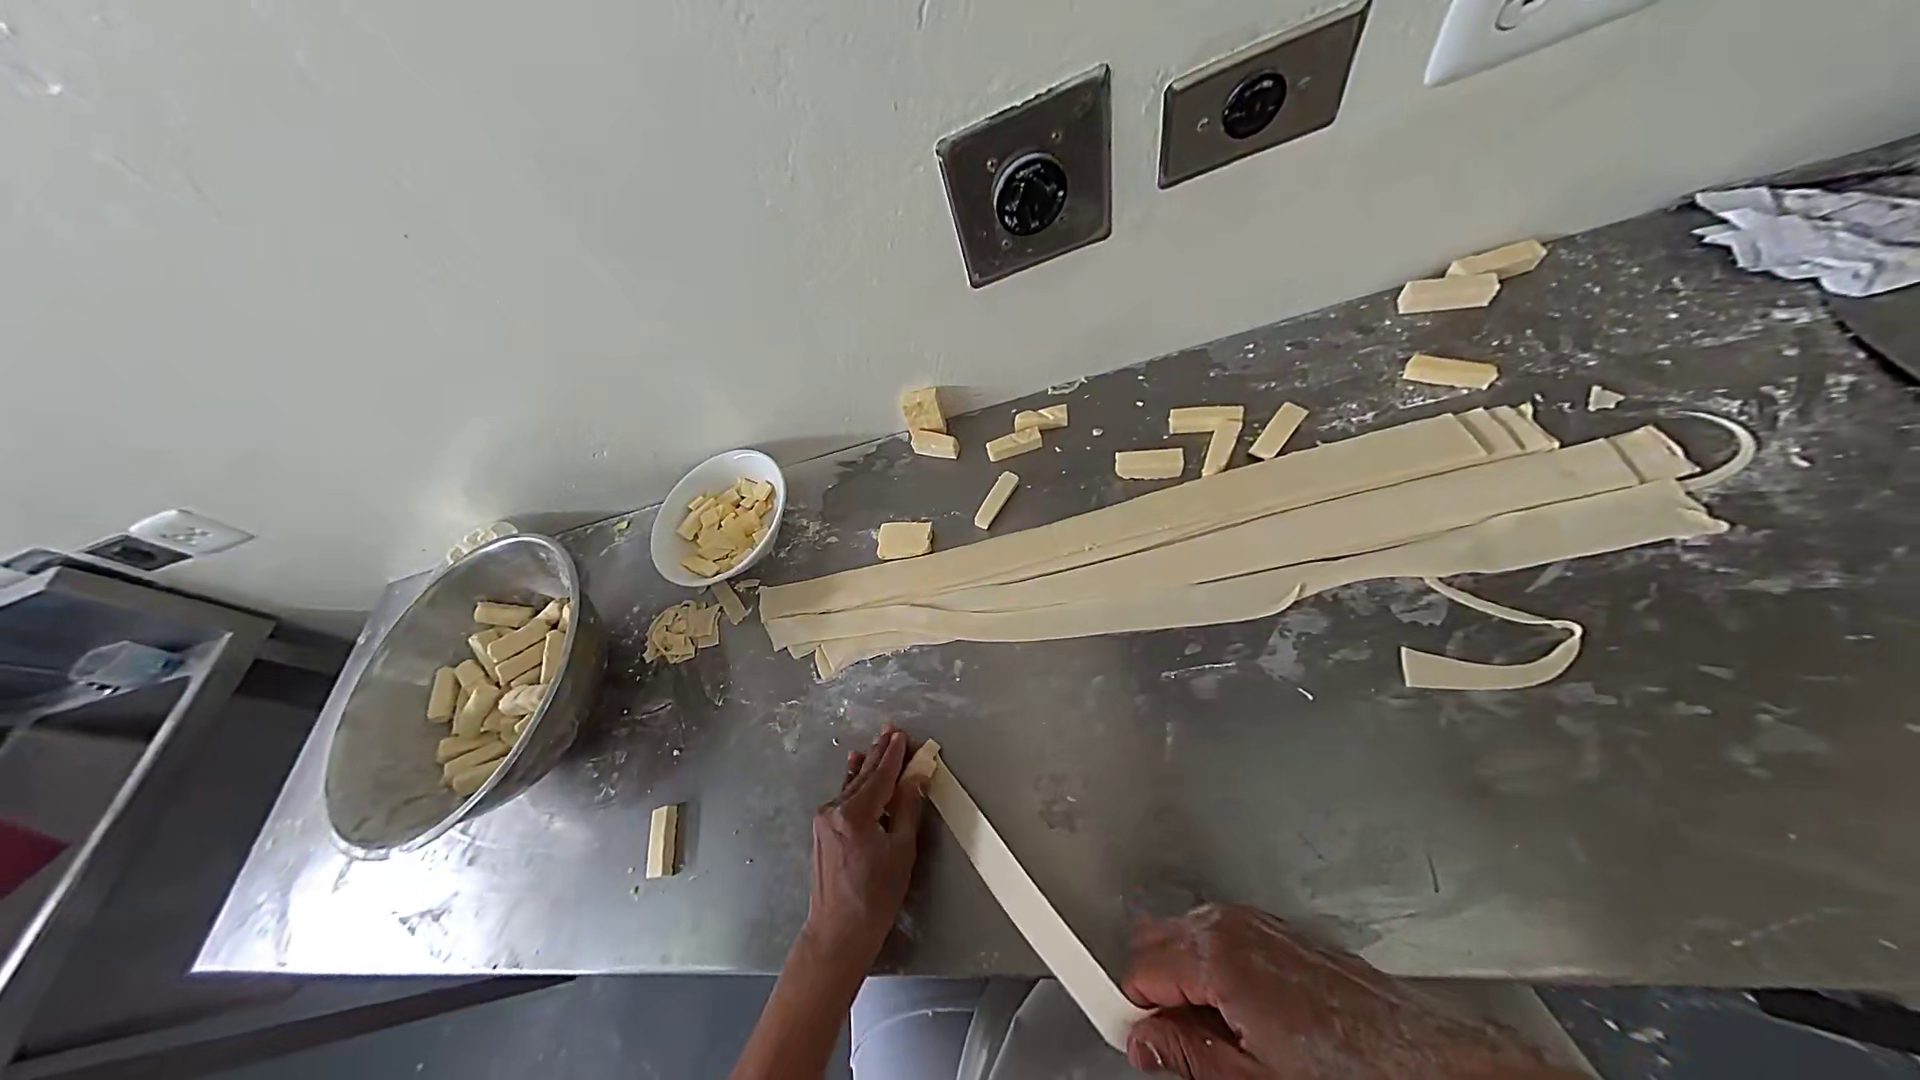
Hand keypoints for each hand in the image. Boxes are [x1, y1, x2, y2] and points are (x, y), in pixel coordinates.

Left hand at [800, 726, 926, 966]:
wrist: (837, 933)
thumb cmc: (875, 898)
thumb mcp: (901, 852)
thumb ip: (907, 809)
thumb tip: (915, 779)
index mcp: (855, 814)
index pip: (881, 776)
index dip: (895, 755)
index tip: (903, 736)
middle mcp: (834, 810)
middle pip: (865, 775)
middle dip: (881, 753)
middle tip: (893, 731)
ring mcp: (825, 819)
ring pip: (853, 785)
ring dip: (869, 765)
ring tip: (879, 743)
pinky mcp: (822, 830)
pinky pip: (844, 797)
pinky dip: (854, 782)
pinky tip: (855, 767)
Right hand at [1124, 904, 1573, 1079]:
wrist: (1432, 1064)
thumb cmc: (1350, 1073)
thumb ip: (1186, 1053)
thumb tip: (1145, 1041)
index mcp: (1215, 955)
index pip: (1136, 965)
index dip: (1130, 1004)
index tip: (1132, 1033)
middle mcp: (1230, 924)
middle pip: (1153, 939)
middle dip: (1155, 986)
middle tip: (1180, 1040)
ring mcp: (1255, 921)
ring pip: (1185, 936)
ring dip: (1185, 977)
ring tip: (1225, 1033)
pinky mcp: (1277, 928)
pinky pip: (1220, 935)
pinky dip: (1215, 966)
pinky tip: (1250, 1014)